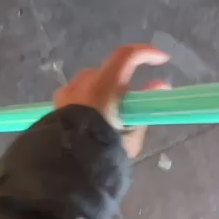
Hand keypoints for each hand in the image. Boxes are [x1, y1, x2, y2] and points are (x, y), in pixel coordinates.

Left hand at [53, 44, 169, 157]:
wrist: (66, 166)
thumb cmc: (103, 150)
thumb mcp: (132, 134)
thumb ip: (145, 107)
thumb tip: (160, 85)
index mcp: (103, 85)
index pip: (126, 55)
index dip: (146, 53)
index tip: (162, 60)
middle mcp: (83, 82)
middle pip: (107, 72)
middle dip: (121, 82)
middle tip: (130, 103)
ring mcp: (66, 91)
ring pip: (90, 82)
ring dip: (103, 91)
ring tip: (108, 116)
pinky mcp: (55, 103)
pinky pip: (75, 93)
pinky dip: (87, 100)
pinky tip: (89, 119)